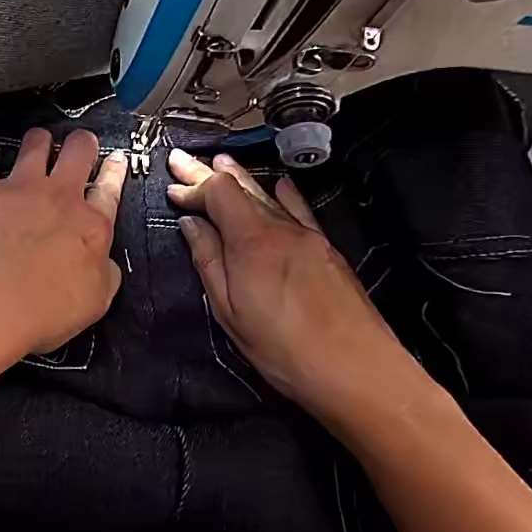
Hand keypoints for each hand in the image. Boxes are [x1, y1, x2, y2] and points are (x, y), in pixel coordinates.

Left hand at [0, 128, 128, 356]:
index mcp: (93, 224)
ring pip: (35, 144)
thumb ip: (104, 274)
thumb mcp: (97, 299)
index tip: (116, 160)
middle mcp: (60, 196)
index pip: (110, 189)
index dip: (115, 171)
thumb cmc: (48, 308)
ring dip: (38, 140)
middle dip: (82, 142)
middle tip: (81, 143)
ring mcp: (21, 189)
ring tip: (37, 141)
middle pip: (79, 151)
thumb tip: (105, 264)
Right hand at [166, 150, 417, 422]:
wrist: (358, 369)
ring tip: (220, 162)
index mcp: (251, 242)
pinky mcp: (325, 248)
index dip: (193, 187)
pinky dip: (282, 193)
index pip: (217, 193)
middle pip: (239, 188)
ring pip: (267, 195)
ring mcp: (307, 235)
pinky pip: (299, 208)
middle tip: (183, 162)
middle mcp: (280, 228)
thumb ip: (208, 261)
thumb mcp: (230, 312)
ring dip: (240, 178)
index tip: (173, 190)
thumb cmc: (287, 350)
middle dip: (207, 173)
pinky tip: (278, 184)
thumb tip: (192, 226)